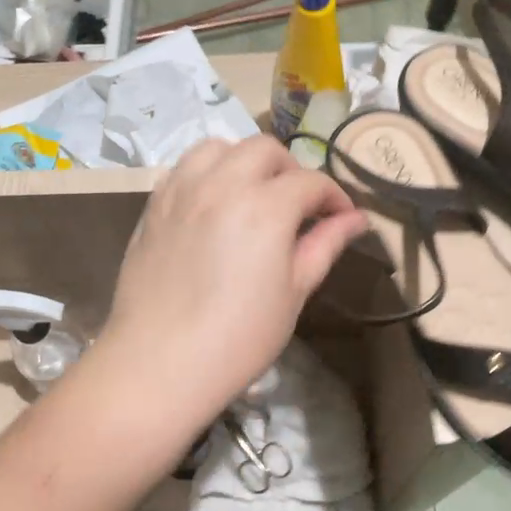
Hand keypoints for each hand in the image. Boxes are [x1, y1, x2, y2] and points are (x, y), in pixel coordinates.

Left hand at [94, 136, 367, 422]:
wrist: (160, 362)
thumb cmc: (238, 338)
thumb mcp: (294, 293)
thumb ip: (324, 245)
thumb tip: (357, 219)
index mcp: (266, 206)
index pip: (311, 182)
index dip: (334, 198)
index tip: (341, 220)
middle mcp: (222, 184)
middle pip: (264, 150)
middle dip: (290, 171)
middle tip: (298, 208)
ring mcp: (181, 190)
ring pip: (218, 147)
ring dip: (243, 161)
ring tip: (252, 196)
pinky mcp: (153, 206)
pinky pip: (183, 168)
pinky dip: (206, 174)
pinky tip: (213, 206)